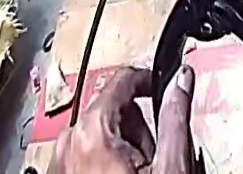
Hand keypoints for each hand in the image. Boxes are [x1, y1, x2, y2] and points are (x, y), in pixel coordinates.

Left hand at [52, 65, 197, 173]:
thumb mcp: (168, 168)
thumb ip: (175, 117)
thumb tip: (182, 78)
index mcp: (92, 130)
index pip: (124, 80)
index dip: (149, 81)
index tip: (163, 88)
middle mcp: (69, 140)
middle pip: (113, 107)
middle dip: (139, 126)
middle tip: (154, 156)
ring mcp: (60, 161)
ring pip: (100, 129)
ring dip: (125, 144)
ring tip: (140, 172)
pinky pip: (85, 151)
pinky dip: (106, 159)